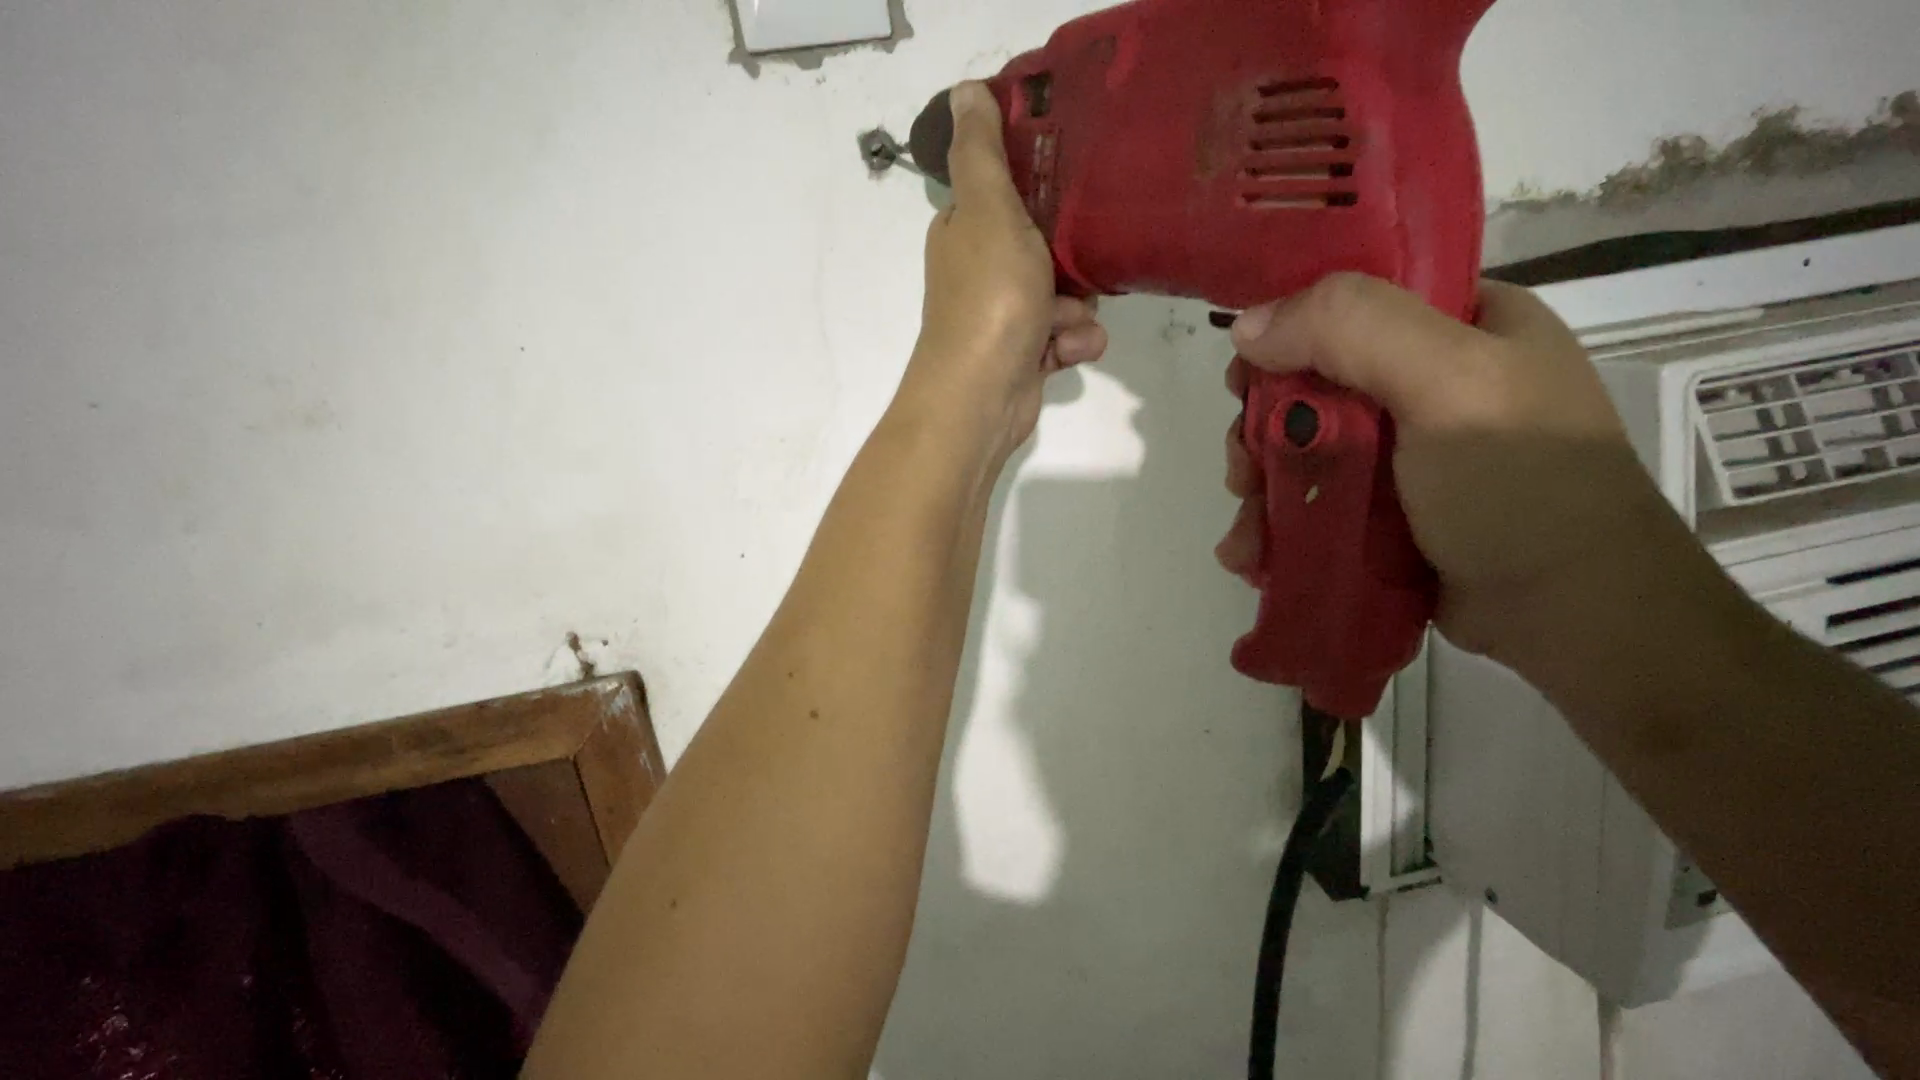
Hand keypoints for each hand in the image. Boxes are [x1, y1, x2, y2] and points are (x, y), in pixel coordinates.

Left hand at [899, 82, 1105, 458]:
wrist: (980, 398)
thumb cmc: (988, 299)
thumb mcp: (988, 210)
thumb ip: (980, 151)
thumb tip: (964, 89)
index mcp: (964, 229)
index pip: (1008, 190)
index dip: (1044, 184)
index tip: (1079, 181)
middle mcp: (979, 269)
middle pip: (1046, 244)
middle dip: (1072, 260)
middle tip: (1082, 263)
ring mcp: (1001, 316)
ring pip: (1064, 294)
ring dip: (1076, 310)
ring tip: (1067, 324)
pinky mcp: (1023, 355)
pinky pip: (1065, 336)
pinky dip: (1072, 344)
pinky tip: (1069, 353)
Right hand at [1218, 274, 1682, 665]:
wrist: (1573, 613)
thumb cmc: (1521, 483)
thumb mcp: (1448, 381)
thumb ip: (1352, 331)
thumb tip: (1247, 326)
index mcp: (1461, 326)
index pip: (1352, 305)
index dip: (1287, 334)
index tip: (1244, 380)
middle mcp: (1431, 382)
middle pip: (1314, 385)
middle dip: (1263, 430)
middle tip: (1242, 471)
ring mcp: (1408, 454)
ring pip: (1306, 451)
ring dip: (1262, 489)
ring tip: (1246, 534)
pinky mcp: (1389, 513)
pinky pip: (1316, 503)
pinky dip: (1277, 527)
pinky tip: (1251, 557)